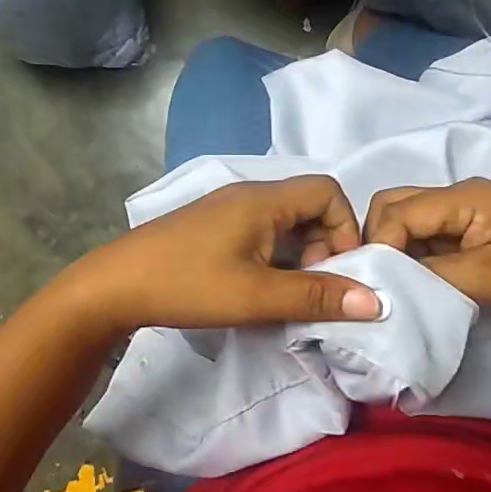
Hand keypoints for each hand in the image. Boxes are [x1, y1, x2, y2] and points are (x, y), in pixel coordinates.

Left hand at [56, 175, 381, 336]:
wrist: (114, 285)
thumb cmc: (188, 285)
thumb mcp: (256, 296)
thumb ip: (316, 296)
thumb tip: (376, 300)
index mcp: (262, 199)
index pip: (327, 191)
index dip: (345, 227)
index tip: (336, 270)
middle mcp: (247, 195)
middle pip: (308, 206)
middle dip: (324, 244)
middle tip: (311, 286)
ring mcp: (227, 210)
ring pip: (283, 222)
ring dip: (298, 253)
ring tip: (286, 292)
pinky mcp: (212, 227)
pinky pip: (260, 231)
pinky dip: (274, 255)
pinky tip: (260, 286)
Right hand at [363, 178, 490, 322]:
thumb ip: (435, 273)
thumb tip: (389, 279)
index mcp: (465, 196)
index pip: (397, 210)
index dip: (379, 242)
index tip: (374, 281)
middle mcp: (460, 197)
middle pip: (395, 206)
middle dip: (379, 238)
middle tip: (378, 278)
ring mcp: (468, 216)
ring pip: (409, 222)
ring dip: (395, 249)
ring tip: (393, 284)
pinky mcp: (475, 236)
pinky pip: (429, 239)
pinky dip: (414, 258)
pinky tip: (415, 283)